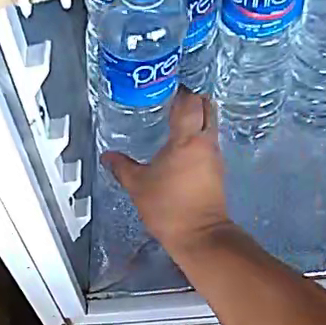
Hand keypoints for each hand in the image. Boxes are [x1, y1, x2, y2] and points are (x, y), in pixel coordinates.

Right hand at [102, 89, 231, 255]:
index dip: (179, 91)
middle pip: (207, 107)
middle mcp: (206, 142)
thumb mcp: (138, 186)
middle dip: (193, 100)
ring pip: (210, 125)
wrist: (199, 235)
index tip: (166, 89)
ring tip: (175, 124)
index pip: (189, 101)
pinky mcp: (217, 171)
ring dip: (197, 119)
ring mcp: (215, 156)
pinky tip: (182, 149)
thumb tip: (108, 156)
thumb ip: (122, 167)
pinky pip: (209, 144)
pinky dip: (198, 139)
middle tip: (173, 101)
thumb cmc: (168, 208)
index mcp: (186, 139)